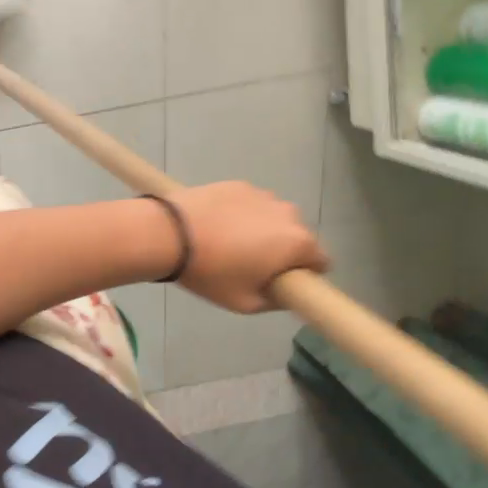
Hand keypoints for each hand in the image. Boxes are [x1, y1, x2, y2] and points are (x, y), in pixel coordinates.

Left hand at [162, 182, 327, 312]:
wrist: (167, 233)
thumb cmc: (210, 272)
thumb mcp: (245, 302)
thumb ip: (276, 301)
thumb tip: (285, 293)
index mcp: (299, 243)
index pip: (321, 262)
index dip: (303, 275)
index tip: (278, 281)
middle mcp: (289, 213)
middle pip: (297, 237)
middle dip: (281, 251)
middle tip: (247, 263)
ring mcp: (263, 194)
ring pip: (273, 218)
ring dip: (261, 229)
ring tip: (226, 242)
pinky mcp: (237, 184)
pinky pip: (250, 204)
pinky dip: (240, 213)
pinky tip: (215, 224)